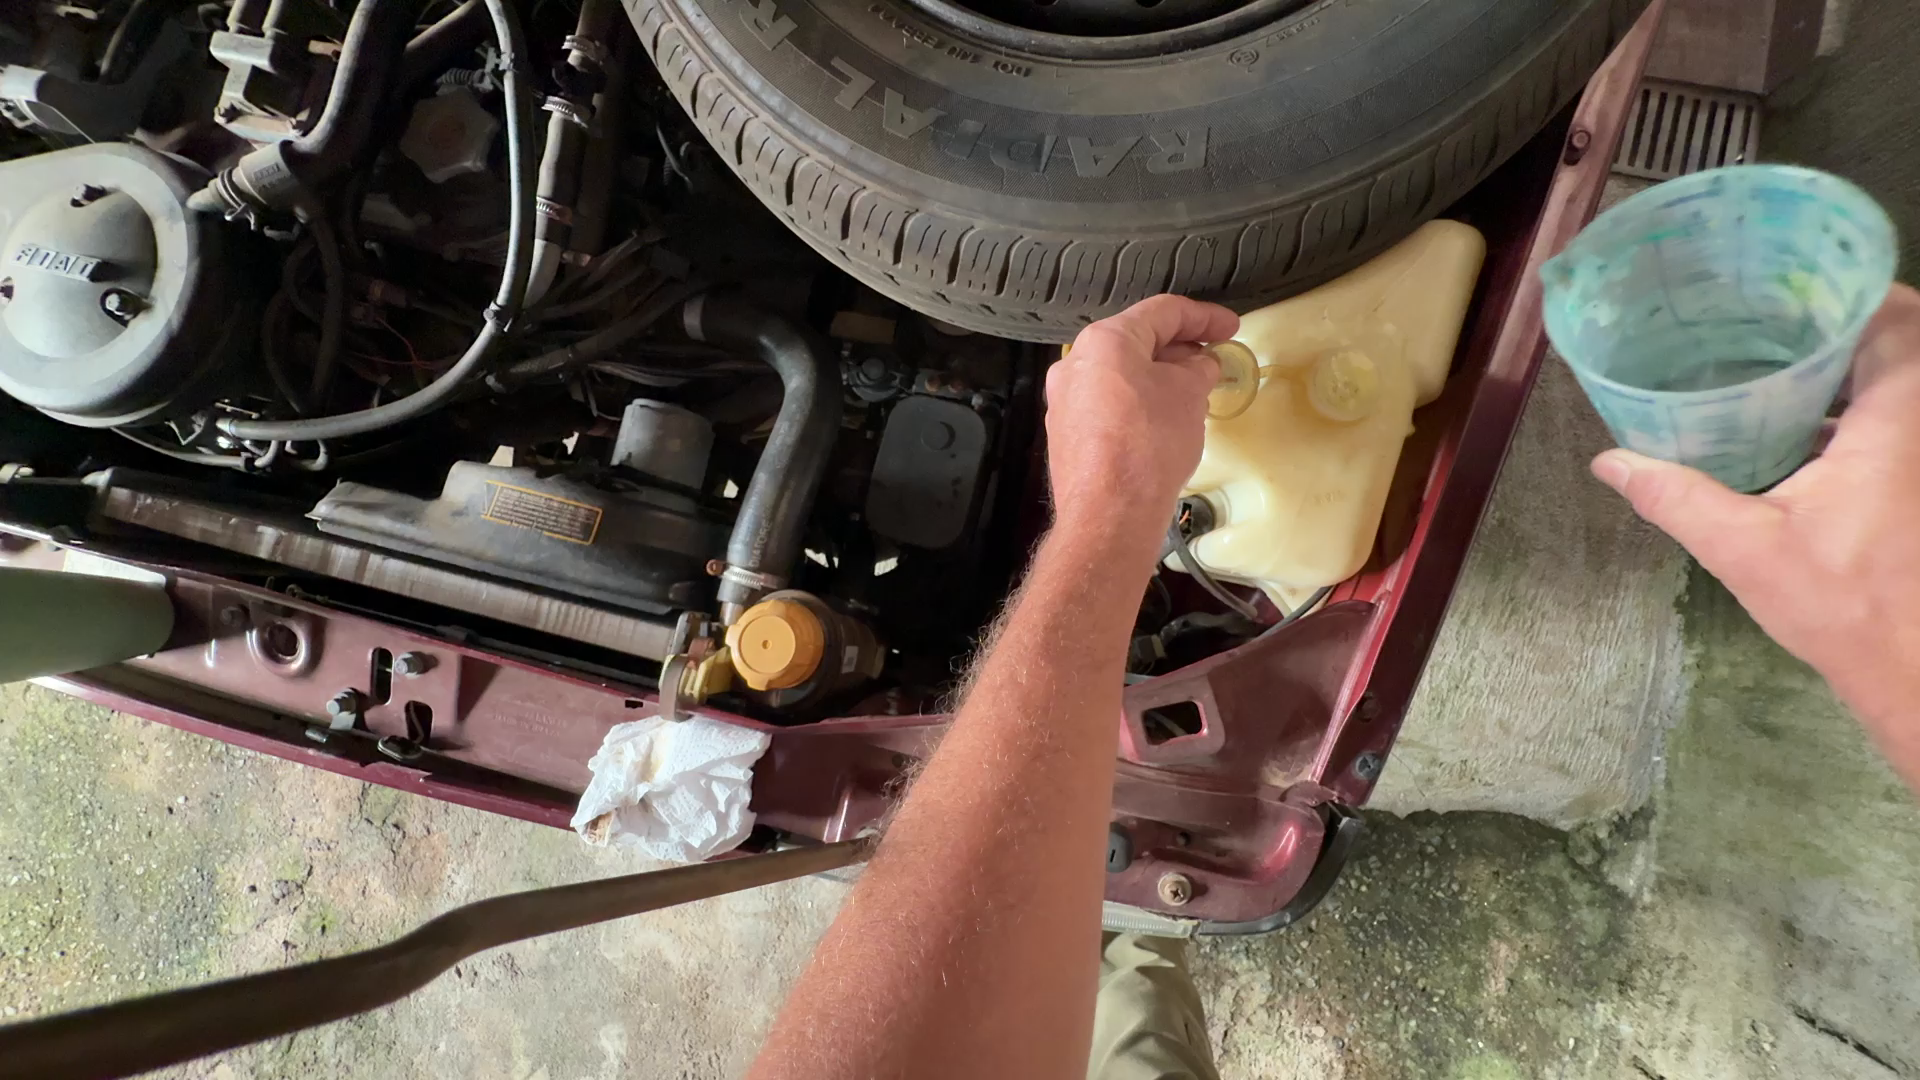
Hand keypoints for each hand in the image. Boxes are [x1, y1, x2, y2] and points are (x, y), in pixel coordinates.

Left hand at [1044, 295, 1238, 554]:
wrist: (1109, 513)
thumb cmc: (1151, 443)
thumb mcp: (1188, 395)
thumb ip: (1198, 368)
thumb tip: (1199, 364)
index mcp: (1104, 341)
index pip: (1162, 312)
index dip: (1204, 317)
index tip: (1231, 328)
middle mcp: (1074, 363)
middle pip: (1135, 342)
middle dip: (1178, 349)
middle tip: (1213, 360)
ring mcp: (1063, 400)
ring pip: (1119, 375)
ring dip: (1157, 376)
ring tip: (1192, 391)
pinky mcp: (1064, 432)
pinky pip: (1105, 403)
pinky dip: (1136, 401)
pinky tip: (1161, 419)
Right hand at [1591, 284, 1919, 784]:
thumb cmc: (1842, 603)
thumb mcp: (1740, 548)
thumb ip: (1675, 497)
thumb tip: (1610, 461)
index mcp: (1898, 432)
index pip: (1897, 331)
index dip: (1857, 299)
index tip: (1796, 292)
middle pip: (1902, 352)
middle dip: (1841, 333)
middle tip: (1764, 330)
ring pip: (1901, 390)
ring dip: (1847, 375)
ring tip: (1770, 372)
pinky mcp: (1918, 492)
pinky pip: (1895, 425)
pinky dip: (1855, 413)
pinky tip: (1799, 431)